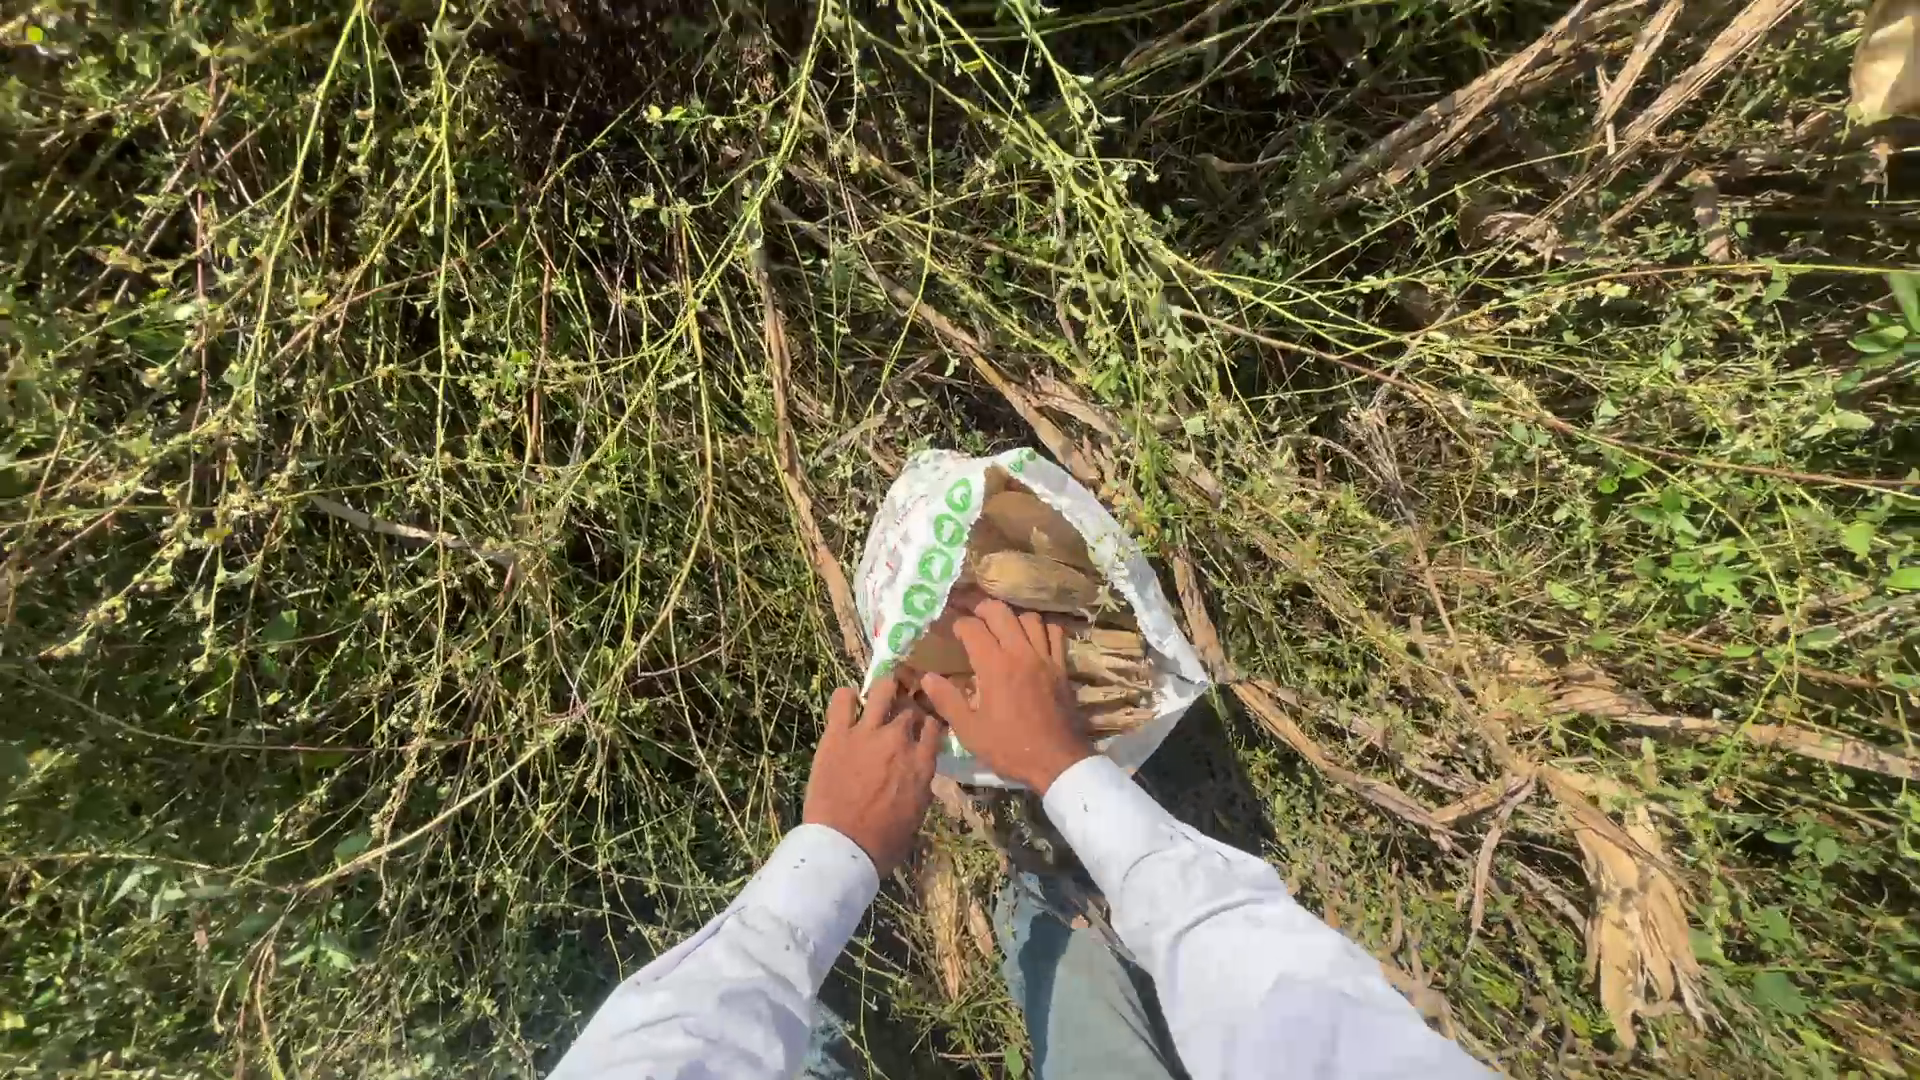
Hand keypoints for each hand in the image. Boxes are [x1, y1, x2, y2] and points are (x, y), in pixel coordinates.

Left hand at [802, 675, 944, 874]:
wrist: (843, 846)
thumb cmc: (884, 841)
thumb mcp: (917, 812)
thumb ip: (920, 783)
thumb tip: (918, 770)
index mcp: (922, 762)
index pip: (934, 725)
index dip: (929, 720)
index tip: (924, 721)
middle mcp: (899, 739)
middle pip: (910, 708)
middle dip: (908, 706)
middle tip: (901, 709)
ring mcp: (867, 732)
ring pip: (883, 691)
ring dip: (885, 688)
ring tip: (881, 692)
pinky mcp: (838, 733)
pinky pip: (842, 700)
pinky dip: (847, 697)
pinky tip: (849, 702)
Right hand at [919, 598, 1091, 793]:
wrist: (1056, 761)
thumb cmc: (1009, 747)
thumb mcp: (969, 730)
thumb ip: (947, 700)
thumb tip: (927, 677)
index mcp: (994, 667)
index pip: (973, 628)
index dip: (959, 625)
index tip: (952, 631)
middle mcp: (1020, 653)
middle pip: (1001, 612)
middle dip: (983, 609)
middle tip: (974, 619)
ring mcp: (1044, 658)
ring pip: (1030, 618)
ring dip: (1013, 618)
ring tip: (1004, 628)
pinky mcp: (1061, 667)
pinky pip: (1055, 634)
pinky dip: (1043, 628)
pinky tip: (1033, 638)